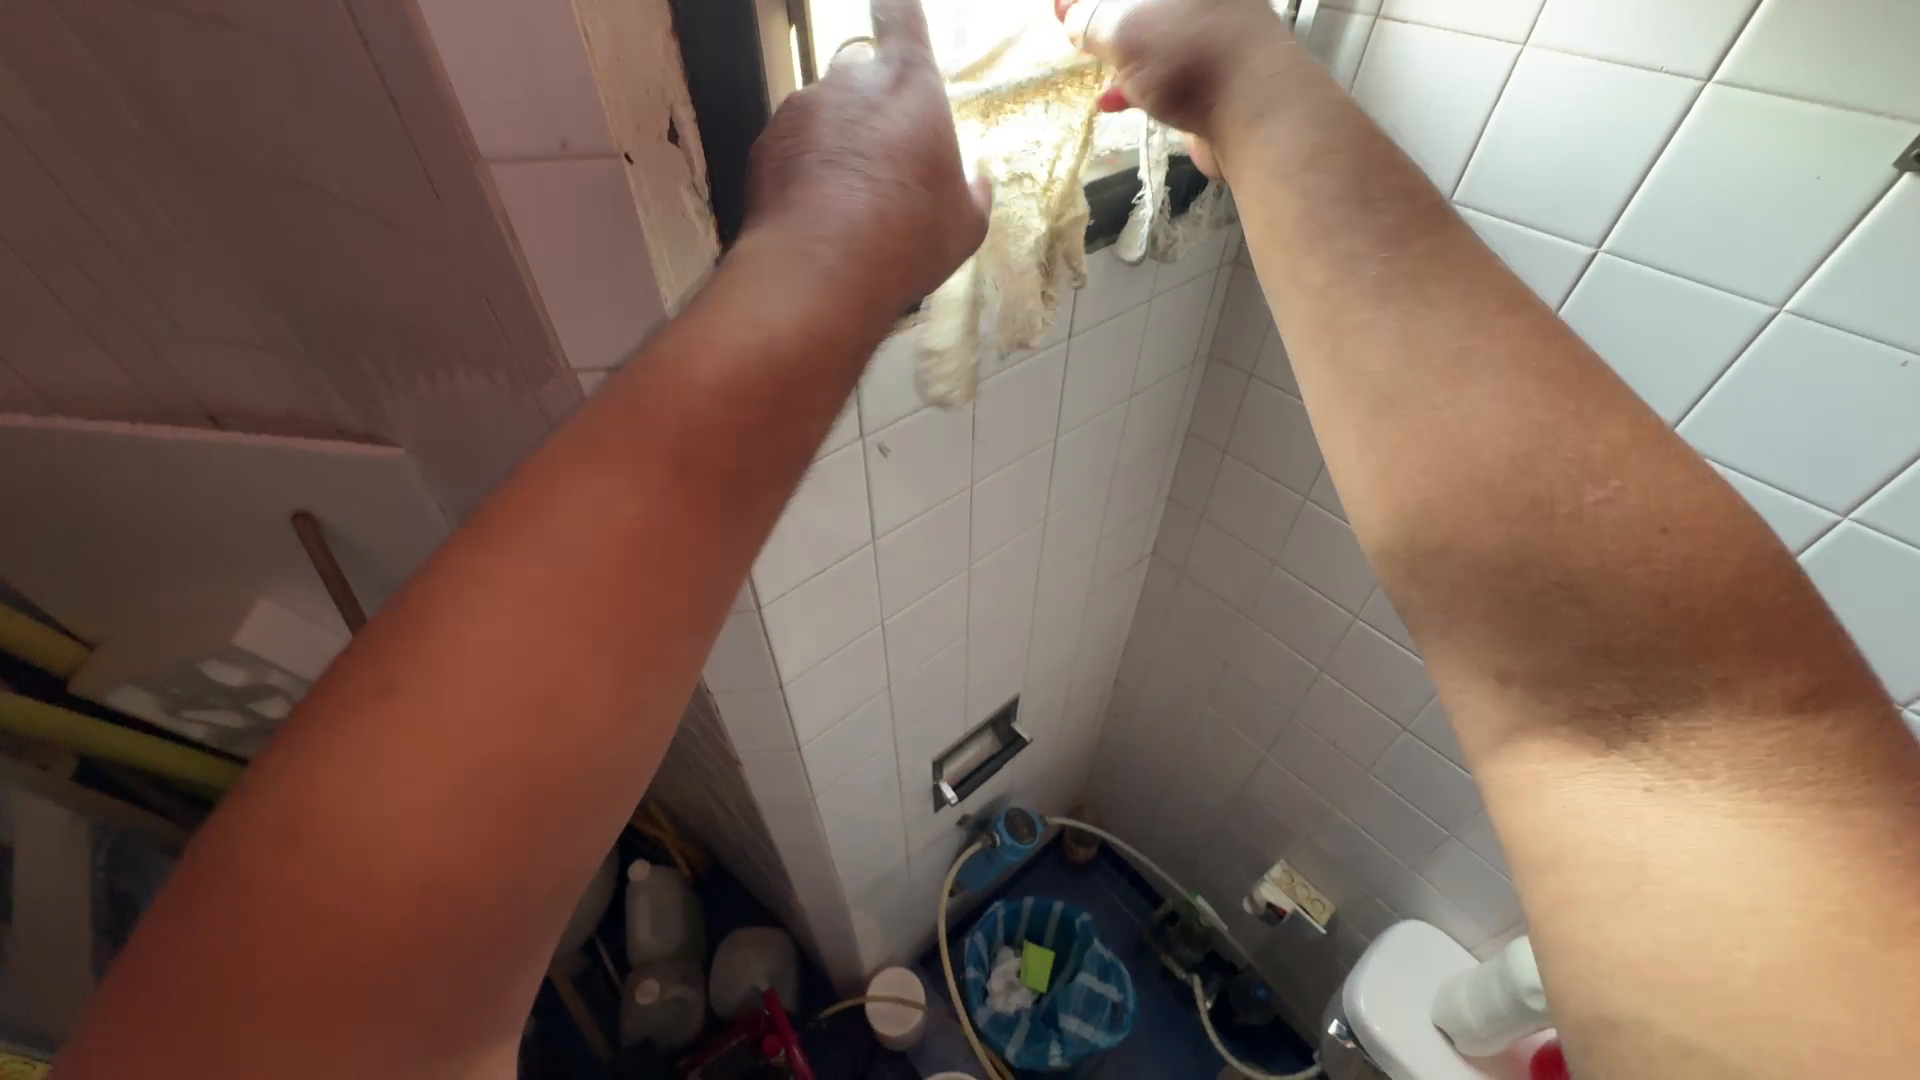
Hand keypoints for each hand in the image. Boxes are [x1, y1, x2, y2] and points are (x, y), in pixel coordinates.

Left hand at [743, 0, 989, 316]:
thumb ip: (973, 192)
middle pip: (860, 73)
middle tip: (881, 166)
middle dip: (870, 110)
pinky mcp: (765, 143)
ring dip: (834, 146)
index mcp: (910, 85)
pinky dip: (803, 172)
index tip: (894, 20)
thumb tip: (977, 181)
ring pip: (823, 116)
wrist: (820, 272)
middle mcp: (850, 81)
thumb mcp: (965, 226)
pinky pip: (791, 148)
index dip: (898, 17)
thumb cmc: (907, 240)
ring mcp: (801, 109)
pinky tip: (815, 216)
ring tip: (845, 206)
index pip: (901, 18)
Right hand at [1056, 0, 1292, 176]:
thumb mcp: (1125, 30)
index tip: (1061, 5)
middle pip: (1142, 3)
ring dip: (1116, 49)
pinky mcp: (1210, 72)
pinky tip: (1110, 100)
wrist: (1253, 112)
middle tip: (1070, 26)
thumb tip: (1075, 18)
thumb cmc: (1188, 54)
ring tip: (1086, 60)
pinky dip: (1135, 82)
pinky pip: (1163, 69)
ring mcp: (1208, 31)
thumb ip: (1093, 20)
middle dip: (1103, 15)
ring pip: (1152, 34)